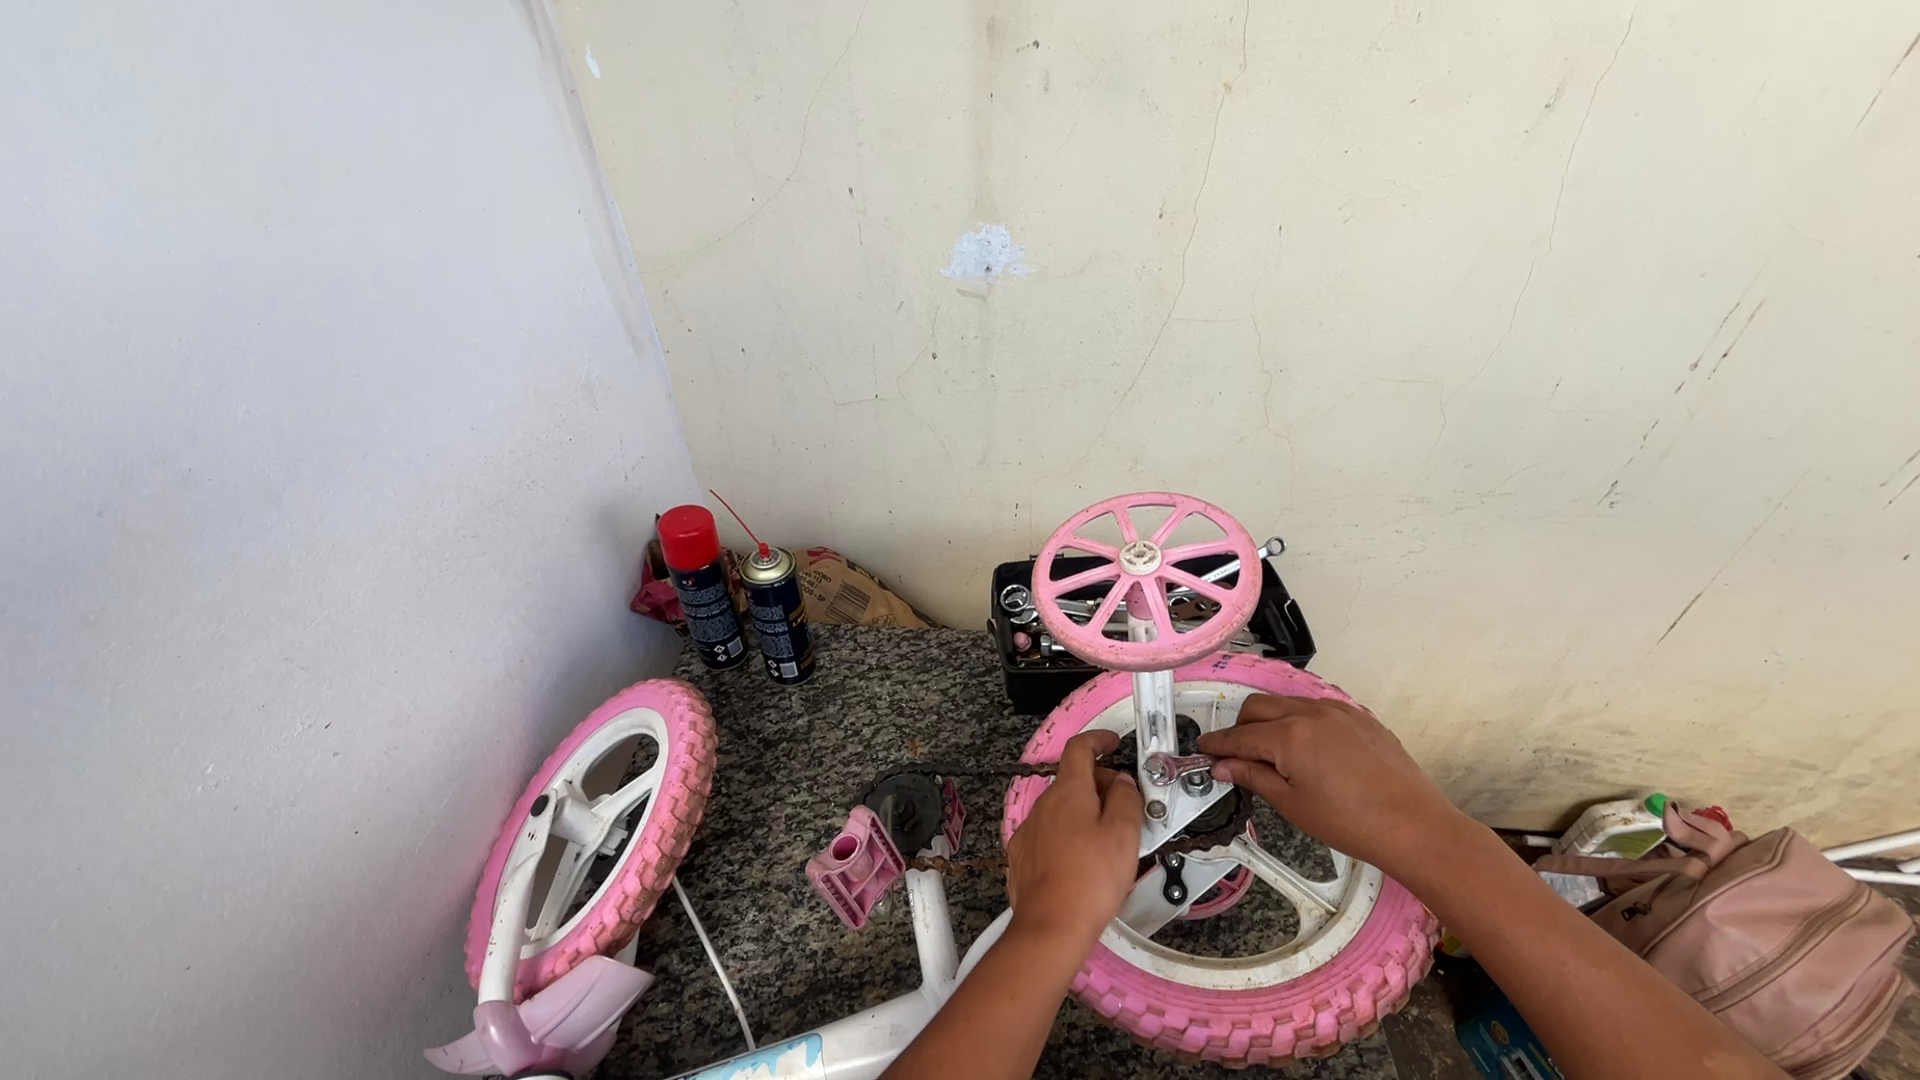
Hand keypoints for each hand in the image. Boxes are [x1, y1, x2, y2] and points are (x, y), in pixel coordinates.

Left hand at [1005, 729, 1143, 945]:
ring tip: (1109, 840)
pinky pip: (1049, 832)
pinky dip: (1068, 835)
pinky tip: (1084, 860)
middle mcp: (1044, 804)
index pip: (1079, 748)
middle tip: (1124, 805)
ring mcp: (1030, 829)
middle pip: (1072, 779)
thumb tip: (1124, 783)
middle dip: (1099, 784)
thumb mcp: (1124, 835)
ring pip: (1061, 808)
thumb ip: (1127, 799)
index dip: (1097, 739)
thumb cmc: (1088, 883)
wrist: (1051, 926)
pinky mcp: (1023, 854)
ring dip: (1085, 812)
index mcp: (1068, 792)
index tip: (1110, 742)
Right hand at [1196, 695, 1470, 878]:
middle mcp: (1311, 713)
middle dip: (1241, 727)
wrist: (1416, 827)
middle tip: (1237, 755)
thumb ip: (1252, 777)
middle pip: (1257, 707)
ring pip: (1287, 703)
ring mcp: (1339, 711)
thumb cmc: (1352, 822)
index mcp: (1289, 736)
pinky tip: (1307, 748)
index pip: (1239, 736)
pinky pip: (1317, 708)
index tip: (1204, 749)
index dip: (1217, 744)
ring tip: (1273, 752)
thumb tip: (1223, 766)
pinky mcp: (1360, 717)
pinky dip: (1300, 720)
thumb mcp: (1292, 804)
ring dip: (1270, 721)